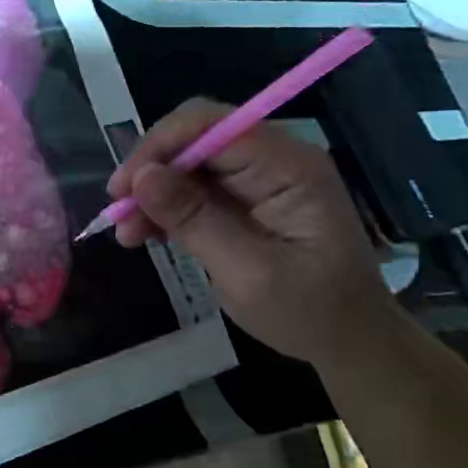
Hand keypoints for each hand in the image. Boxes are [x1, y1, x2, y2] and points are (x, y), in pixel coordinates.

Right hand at [107, 97, 396, 362]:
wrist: (349, 342)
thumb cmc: (310, 312)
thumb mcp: (249, 274)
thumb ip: (195, 221)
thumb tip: (141, 177)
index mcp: (287, 167)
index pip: (210, 125)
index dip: (159, 146)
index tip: (124, 189)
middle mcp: (271, 160)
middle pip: (193, 139)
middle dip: (149, 171)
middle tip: (118, 213)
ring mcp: (256, 179)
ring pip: (184, 164)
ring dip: (150, 194)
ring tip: (127, 235)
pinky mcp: (242, 199)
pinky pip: (191, 189)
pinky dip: (163, 208)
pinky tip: (144, 235)